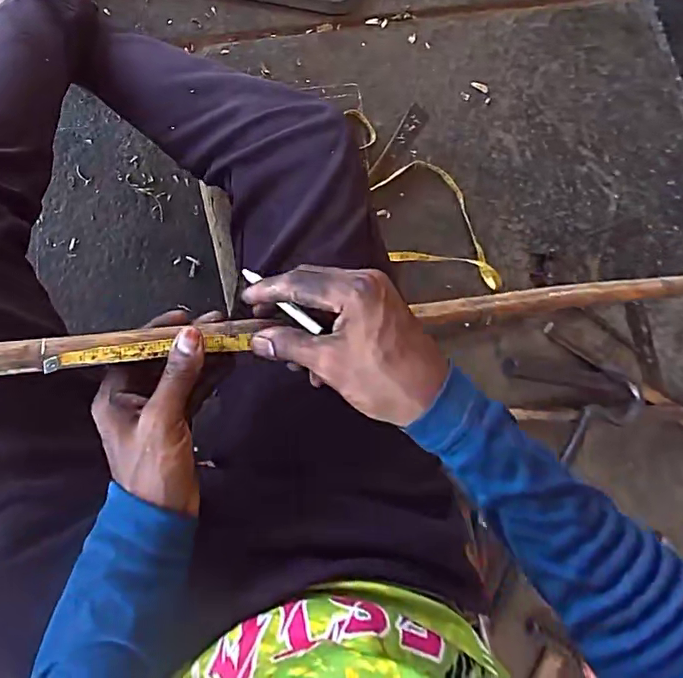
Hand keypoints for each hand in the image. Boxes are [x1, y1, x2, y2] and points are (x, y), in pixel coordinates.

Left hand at [90, 311, 210, 515]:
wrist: (162, 525)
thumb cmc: (150, 476)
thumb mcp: (162, 420)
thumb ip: (177, 377)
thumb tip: (189, 337)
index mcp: (113, 394)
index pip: (135, 350)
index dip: (160, 331)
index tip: (185, 317)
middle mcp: (129, 397)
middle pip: (159, 359)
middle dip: (187, 342)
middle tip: (214, 325)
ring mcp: (152, 410)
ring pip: (178, 374)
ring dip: (201, 358)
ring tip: (226, 339)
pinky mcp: (172, 422)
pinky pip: (189, 392)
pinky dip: (206, 379)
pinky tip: (226, 364)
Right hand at [241, 266, 448, 426]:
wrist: (436, 403)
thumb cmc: (383, 382)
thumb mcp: (329, 363)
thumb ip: (288, 345)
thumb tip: (258, 339)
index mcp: (354, 290)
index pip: (298, 282)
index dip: (267, 290)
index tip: (246, 297)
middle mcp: (365, 280)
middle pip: (309, 281)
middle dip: (282, 301)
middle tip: (259, 316)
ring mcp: (375, 290)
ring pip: (322, 293)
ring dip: (302, 316)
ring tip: (287, 345)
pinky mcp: (380, 303)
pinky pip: (339, 303)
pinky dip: (322, 321)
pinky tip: (313, 349)